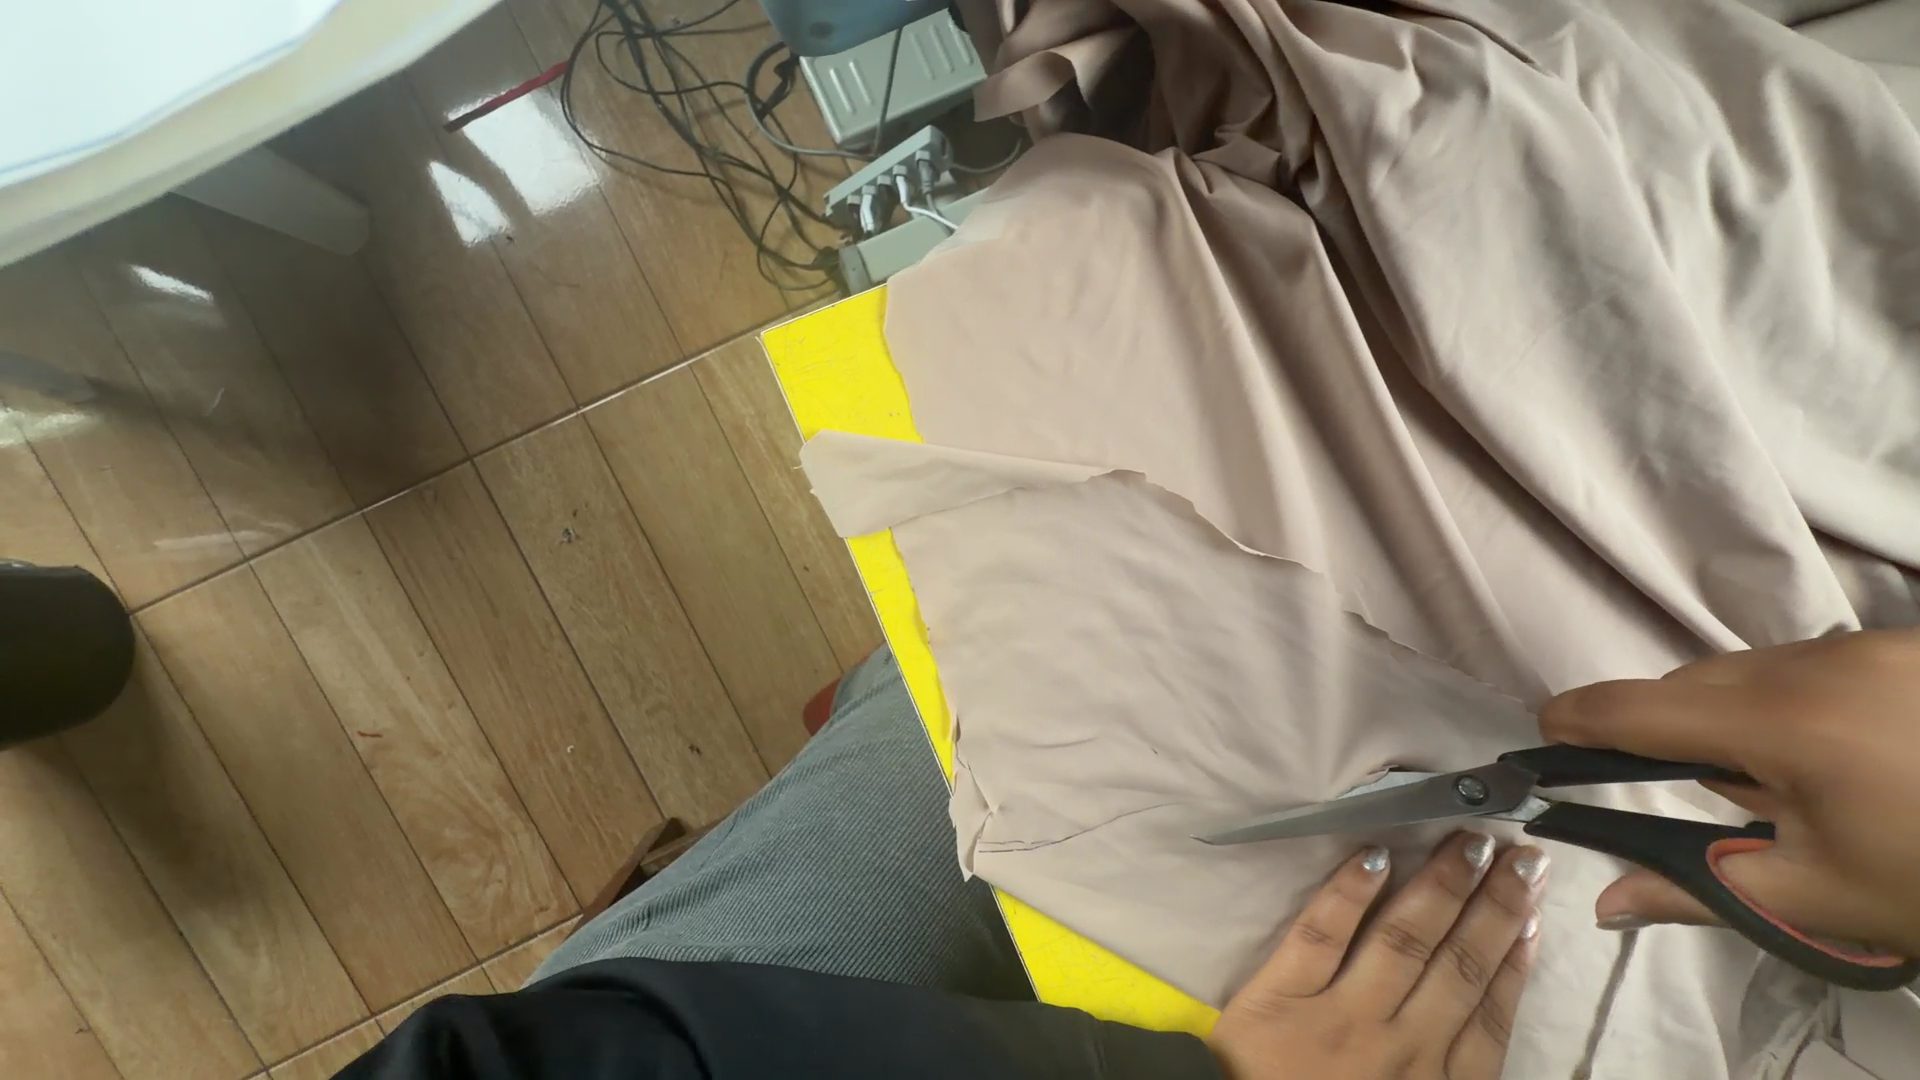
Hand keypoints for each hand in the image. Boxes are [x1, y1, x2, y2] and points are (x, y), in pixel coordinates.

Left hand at [1207, 833, 1546, 1079]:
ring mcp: (1341, 1016)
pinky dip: (1350, 892)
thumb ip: (1447, 1073)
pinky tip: (1375, 854)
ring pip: (1403, 941)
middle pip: (1457, 965)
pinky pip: (1322, 934)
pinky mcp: (1282, 993)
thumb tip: (1482, 1012)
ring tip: (1470, 843)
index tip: (1535, 913)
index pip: (1489, 1013)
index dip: (1515, 960)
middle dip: (1495, 908)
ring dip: (1442, 888)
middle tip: (1521, 856)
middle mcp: (1400, 1047)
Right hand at [1540, 628, 1919, 955]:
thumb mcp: (1823, 899)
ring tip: (1808, 776)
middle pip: (1686, 685)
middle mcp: (1815, 664)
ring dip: (1734, 713)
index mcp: (1782, 726)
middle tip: (1728, 795)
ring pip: (1742, 670)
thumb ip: (1695, 888)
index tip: (1545, 742)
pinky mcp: (1909, 644)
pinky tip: (1856, 748)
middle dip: (1674, 731)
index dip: (1572, 723)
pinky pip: (1806, 661)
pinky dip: (1795, 699)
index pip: (1630, 710)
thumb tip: (1599, 907)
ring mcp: (1872, 646)